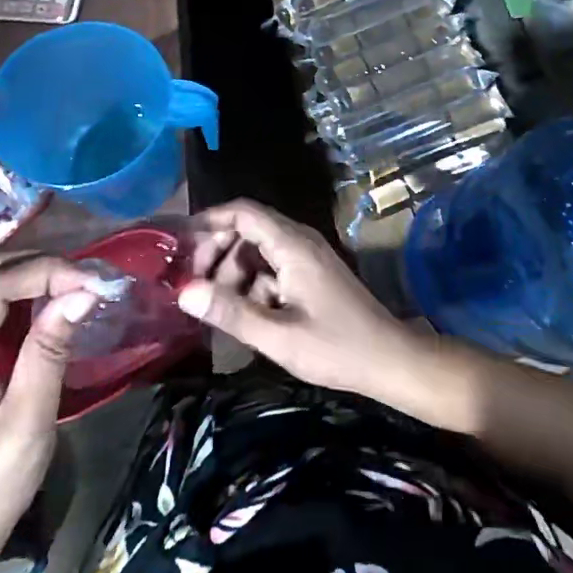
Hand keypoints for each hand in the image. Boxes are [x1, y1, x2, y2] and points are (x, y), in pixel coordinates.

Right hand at [178, 199, 421, 400]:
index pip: (242, 212)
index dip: (209, 221)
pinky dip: (254, 284)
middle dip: (217, 252)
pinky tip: (249, 315)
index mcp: (291, 244)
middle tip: (195, 284)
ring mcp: (306, 256)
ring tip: (219, 307)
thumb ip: (230, 312)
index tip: (181, 245)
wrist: (391, 361)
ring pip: (257, 250)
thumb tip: (183, 292)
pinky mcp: (310, 273)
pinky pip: (272, 266)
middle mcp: (298, 240)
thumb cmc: (336, 347)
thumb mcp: (278, 336)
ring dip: (234, 272)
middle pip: (246, 229)